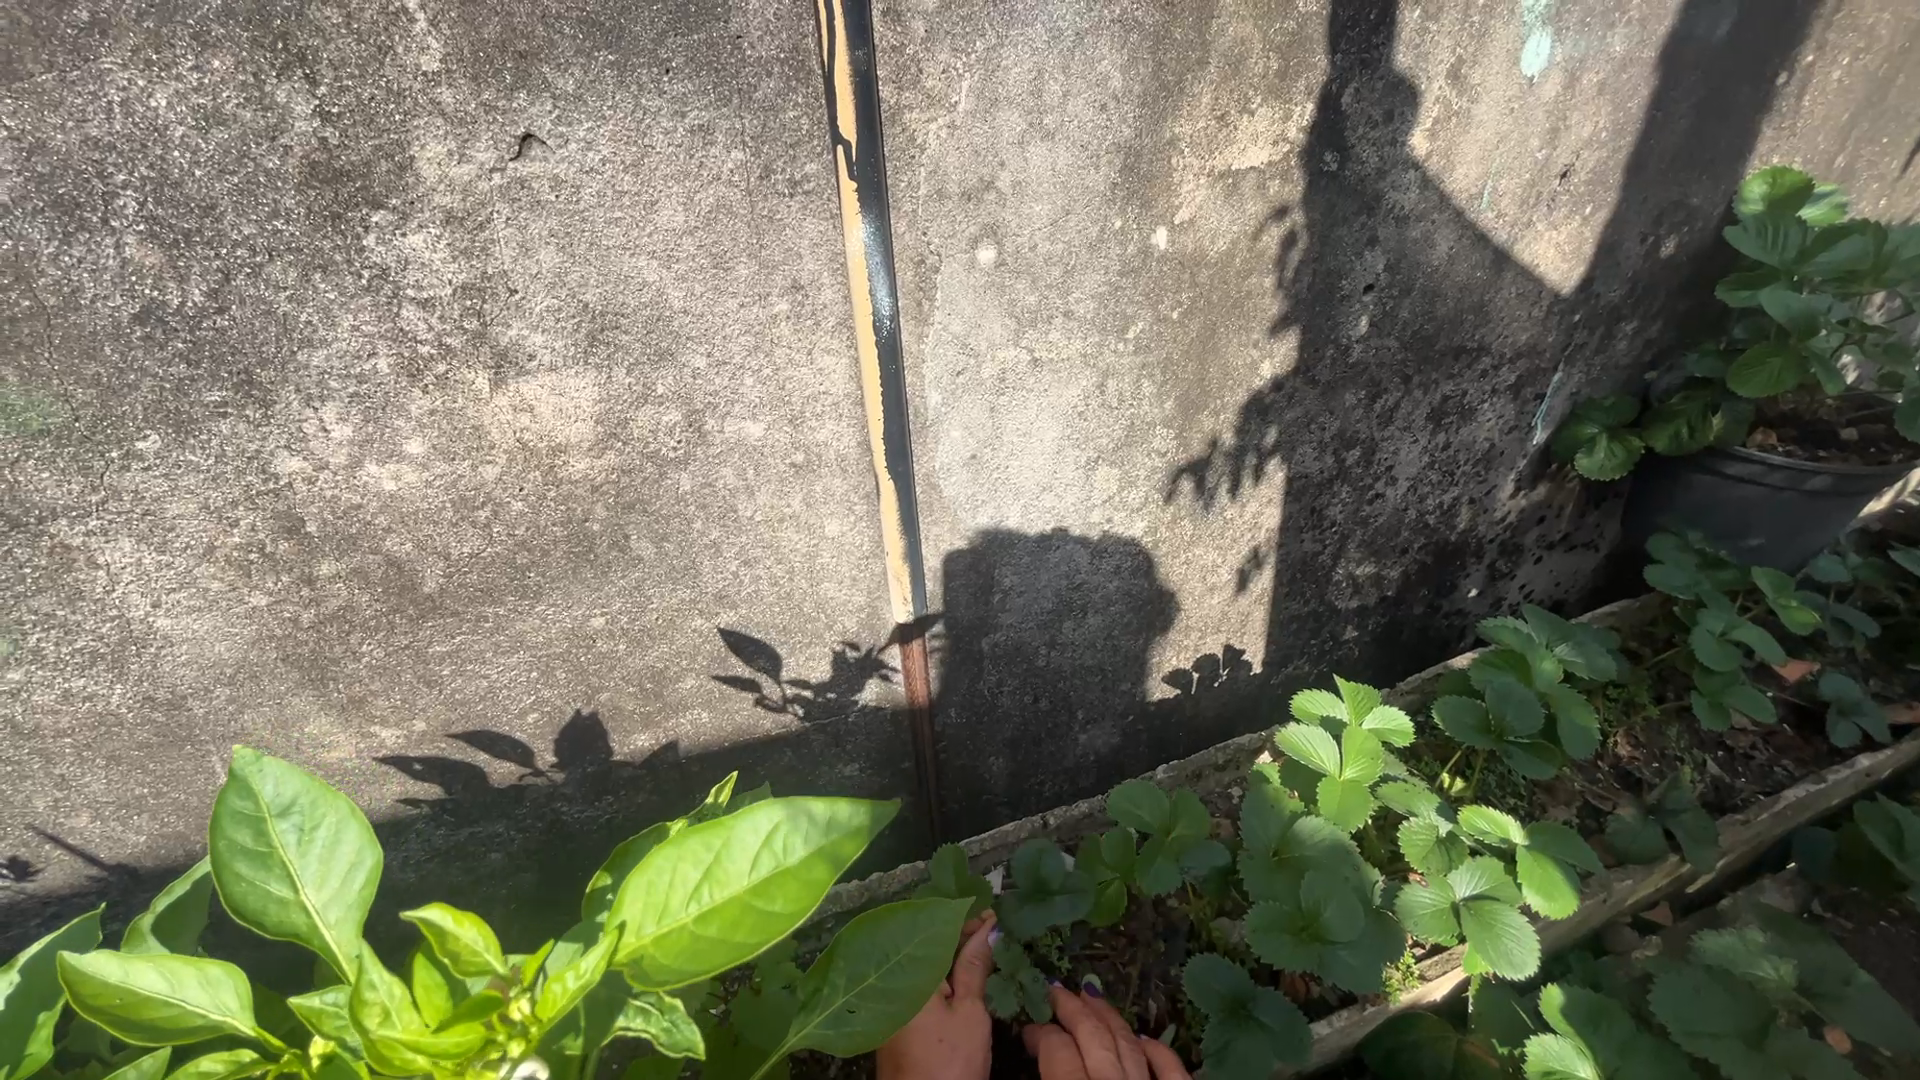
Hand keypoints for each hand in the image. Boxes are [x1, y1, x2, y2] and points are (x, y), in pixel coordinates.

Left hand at [875, 911, 997, 1079]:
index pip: (941, 930)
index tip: (993, 914)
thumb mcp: (970, 1013)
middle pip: (929, 943)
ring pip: (923, 962)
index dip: (968, 920)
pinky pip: (917, 981)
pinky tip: (958, 974)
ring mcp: (892, 999)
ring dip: (949, 952)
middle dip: (958, 933)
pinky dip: (938, 973)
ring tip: (979, 946)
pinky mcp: (894, 1018)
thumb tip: (988, 928)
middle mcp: (896, 979)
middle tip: (990, 928)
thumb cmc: (949, 1063)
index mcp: (912, 972)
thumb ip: (975, 967)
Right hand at [1022, 980, 1191, 1079]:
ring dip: (1108, 1016)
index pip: (1056, 1047)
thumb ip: (1046, 1078)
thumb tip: (1034, 1051)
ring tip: (1090, 995)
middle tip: (1053, 990)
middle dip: (1070, 1008)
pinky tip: (1145, 1038)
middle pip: (1091, 1035)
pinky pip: (1171, 1071)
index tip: (1028, 1025)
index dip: (1039, 1031)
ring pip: (1127, 1042)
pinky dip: (1159, 1051)